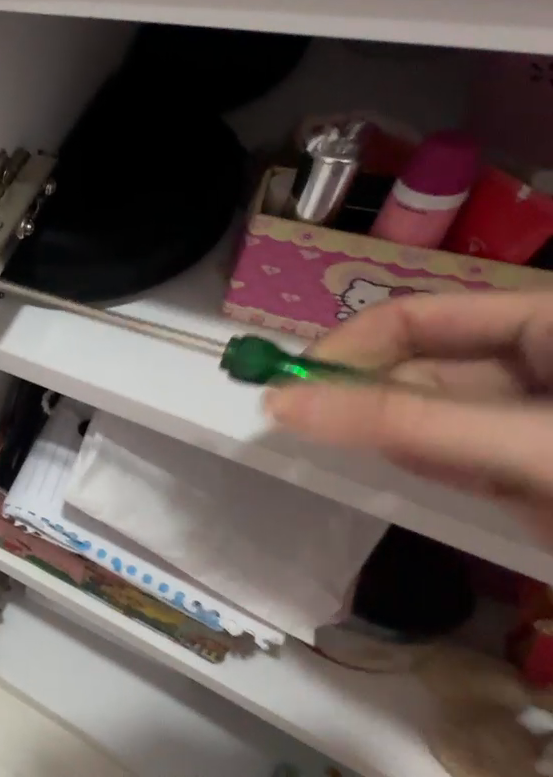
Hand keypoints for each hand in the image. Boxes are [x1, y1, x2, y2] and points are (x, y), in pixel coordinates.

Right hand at [265, 290, 552, 544]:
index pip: (412, 316)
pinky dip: (429, 463)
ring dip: (392, 433)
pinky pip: (463, 452)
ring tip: (368, 457)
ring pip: (436, 412)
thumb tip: (270, 402)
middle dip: (367, 397)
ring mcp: (537, 416)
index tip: (292, 389)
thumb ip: (401, 421)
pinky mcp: (538, 467)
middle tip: (308, 428)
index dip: (348, 347)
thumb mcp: (526, 440)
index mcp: (544, 321)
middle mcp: (536, 360)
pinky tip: (418, 479)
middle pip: (420, 365)